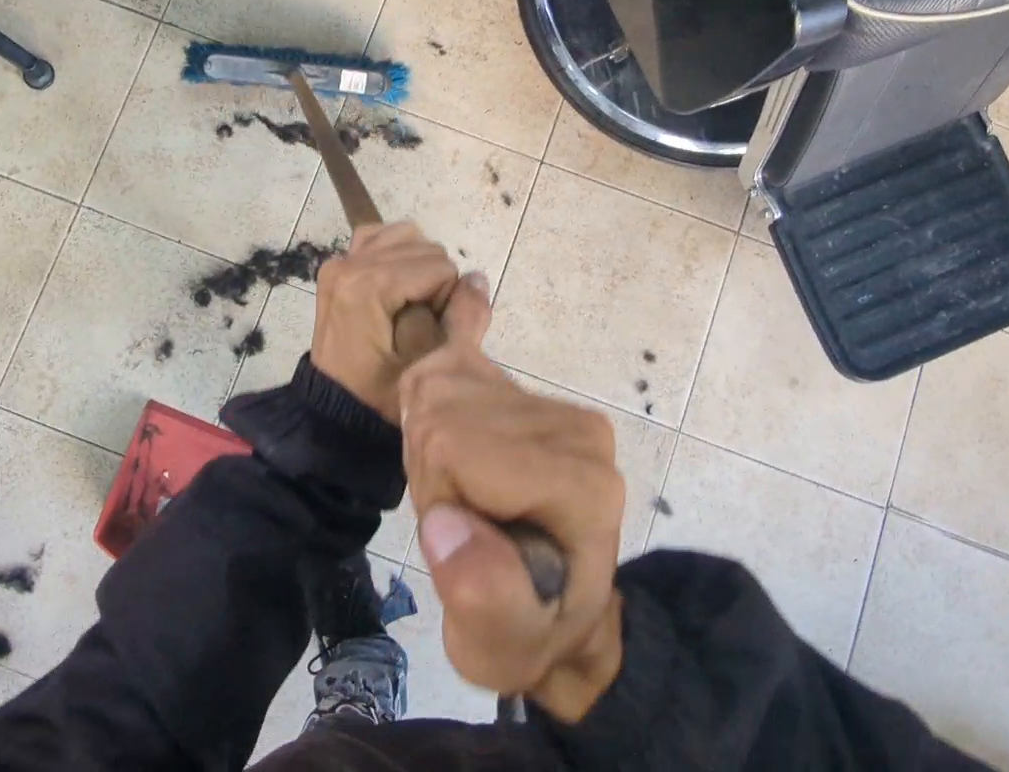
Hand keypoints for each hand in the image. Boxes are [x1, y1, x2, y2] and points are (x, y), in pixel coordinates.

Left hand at [311, 222, 488, 425]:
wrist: (334, 406)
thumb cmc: (381, 395)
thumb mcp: (428, 366)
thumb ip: (460, 320)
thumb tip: (477, 277)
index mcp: (368, 286)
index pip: (438, 267)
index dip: (447, 299)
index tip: (431, 333)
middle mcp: (349, 264)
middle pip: (424, 248)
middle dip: (435, 281)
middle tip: (423, 322)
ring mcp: (340, 261)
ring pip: (405, 236)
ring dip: (419, 265)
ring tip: (412, 303)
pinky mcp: (338, 265)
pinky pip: (378, 236)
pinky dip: (397, 252)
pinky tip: (399, 284)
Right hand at [400, 347, 624, 722]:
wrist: (560, 613)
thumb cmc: (526, 635)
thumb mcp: (499, 646)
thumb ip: (483, 595)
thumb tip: (447, 523)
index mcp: (580, 487)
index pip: (450, 441)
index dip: (432, 487)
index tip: (452, 534)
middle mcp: (579, 431)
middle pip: (445, 409)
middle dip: (428, 464)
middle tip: (456, 518)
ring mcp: (561, 406)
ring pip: (442, 384)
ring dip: (429, 440)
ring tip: (461, 493)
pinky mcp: (538, 394)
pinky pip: (460, 360)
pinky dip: (440, 386)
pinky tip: (458, 415)